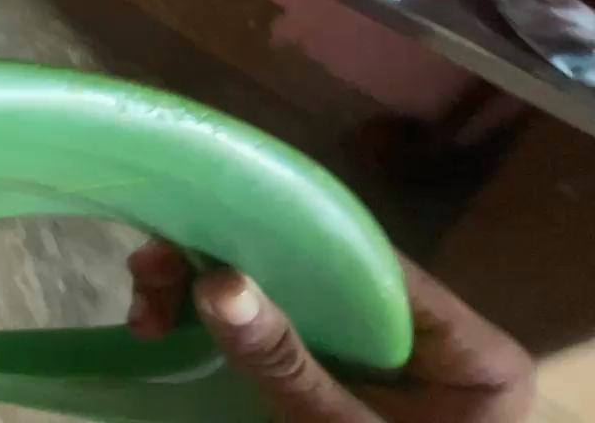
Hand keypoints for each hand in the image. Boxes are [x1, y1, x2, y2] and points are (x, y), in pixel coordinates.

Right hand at [127, 241, 533, 421]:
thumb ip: (286, 364)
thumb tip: (217, 279)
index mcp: (458, 346)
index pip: (359, 258)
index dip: (275, 236)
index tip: (193, 239)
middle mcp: (413, 326)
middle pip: (297, 262)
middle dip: (209, 265)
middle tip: (144, 277)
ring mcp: (363, 339)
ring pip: (262, 280)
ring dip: (189, 286)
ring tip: (142, 313)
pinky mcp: (321, 354)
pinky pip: (253, 310)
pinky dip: (200, 312)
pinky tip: (157, 326)